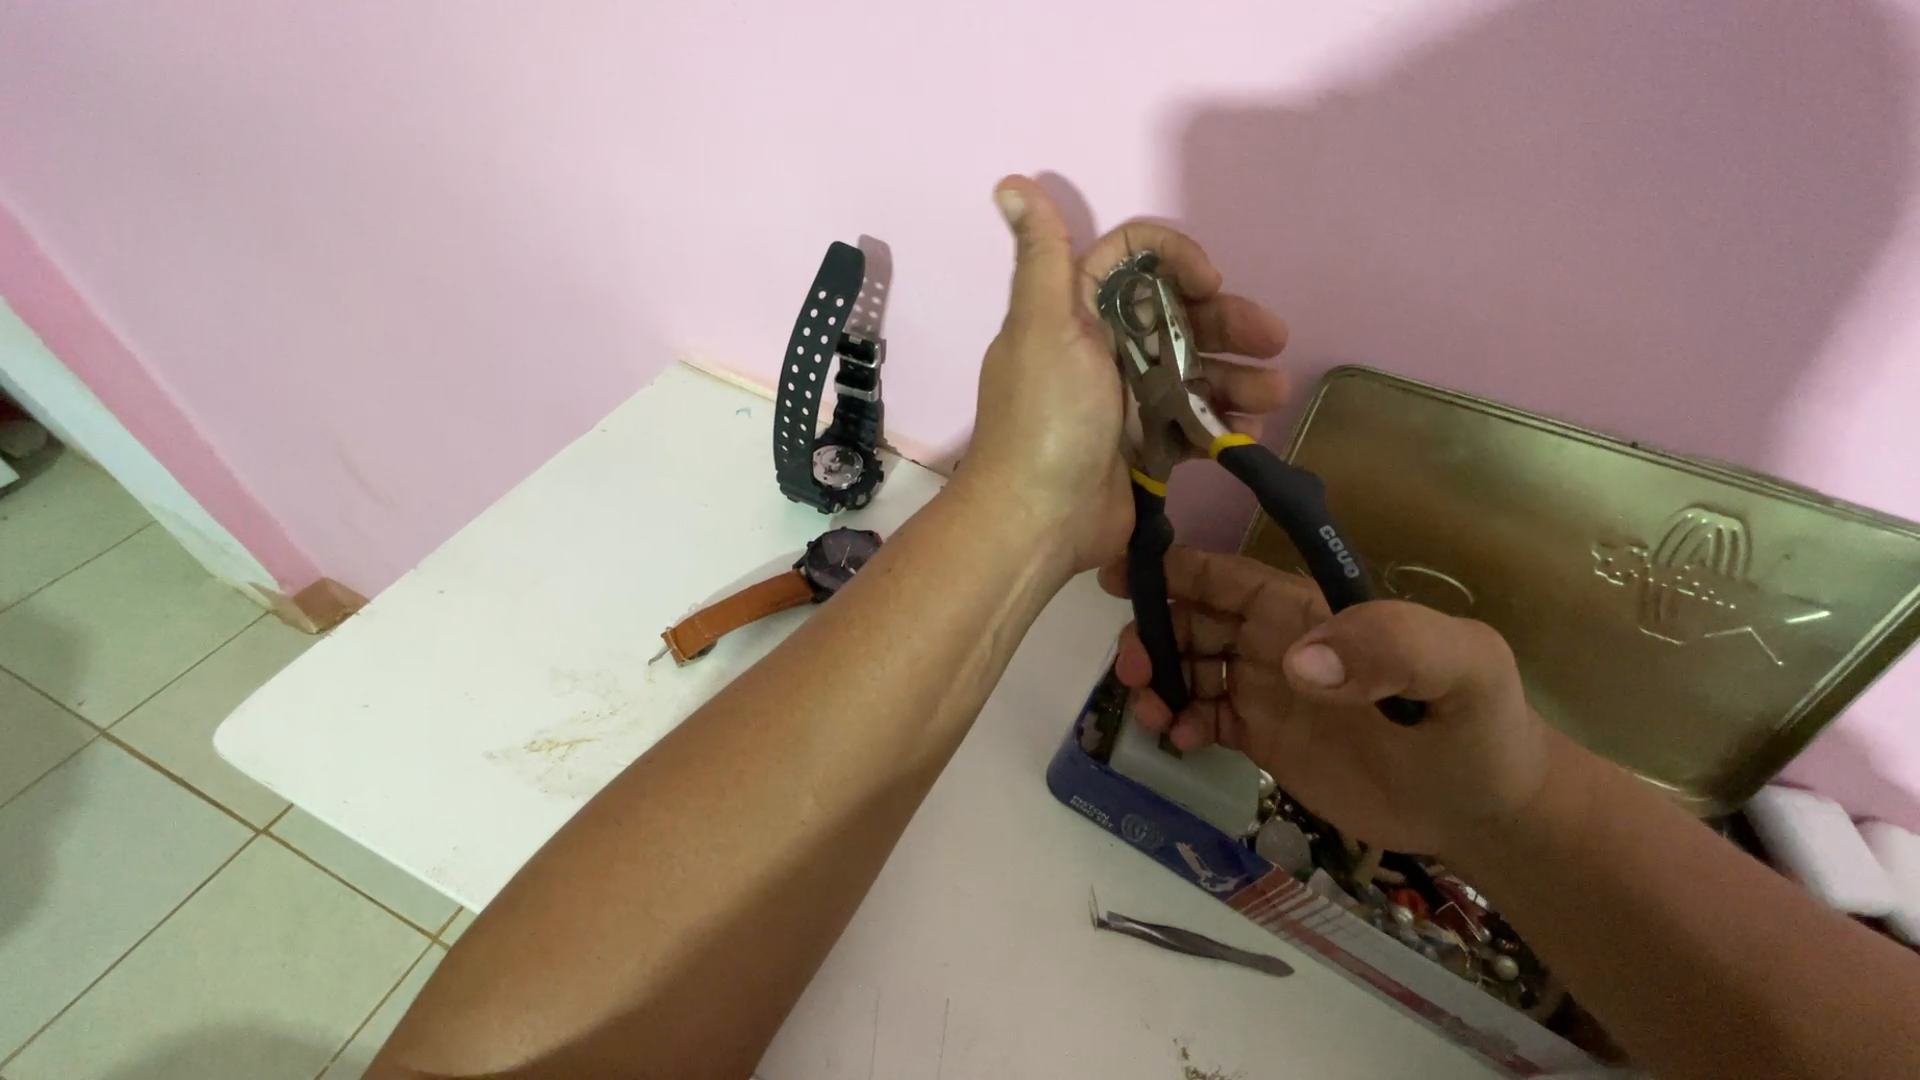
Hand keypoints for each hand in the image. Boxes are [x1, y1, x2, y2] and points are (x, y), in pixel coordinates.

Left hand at [954, 176, 1290, 572]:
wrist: (1038, 521)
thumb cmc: (1045, 421)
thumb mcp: (1042, 330)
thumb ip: (1042, 257)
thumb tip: (1011, 182)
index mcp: (1075, 314)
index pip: (1133, 260)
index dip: (1176, 258)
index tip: (1208, 283)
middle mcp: (1102, 350)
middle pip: (1177, 315)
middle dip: (1228, 321)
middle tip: (1272, 340)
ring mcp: (1125, 400)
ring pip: (1194, 369)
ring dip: (1239, 374)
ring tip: (1274, 392)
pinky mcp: (1144, 444)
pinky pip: (1193, 419)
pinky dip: (1223, 420)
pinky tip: (1249, 428)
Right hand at [1099, 546, 1554, 855]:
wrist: (1483, 811)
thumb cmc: (1473, 727)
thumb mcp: (1459, 669)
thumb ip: (1389, 645)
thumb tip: (1293, 664)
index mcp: (1304, 609)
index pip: (1222, 577)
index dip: (1169, 571)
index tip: (1117, 579)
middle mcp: (1274, 641)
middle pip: (1189, 621)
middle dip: (1151, 635)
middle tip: (1135, 671)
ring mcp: (1265, 690)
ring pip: (1187, 669)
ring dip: (1157, 683)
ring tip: (1154, 714)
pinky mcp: (1261, 737)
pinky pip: (1202, 718)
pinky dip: (1179, 723)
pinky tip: (1181, 740)